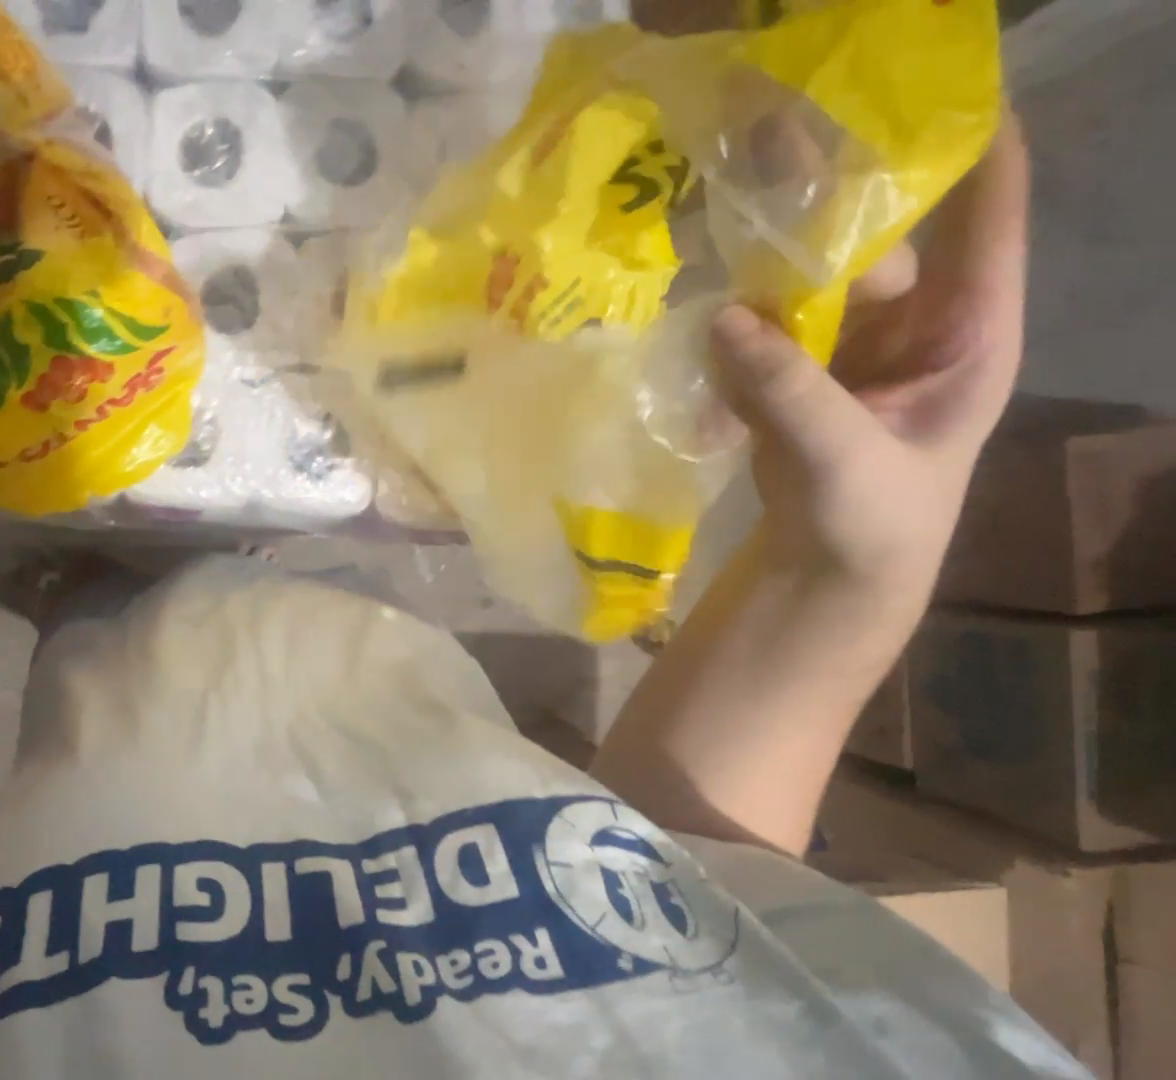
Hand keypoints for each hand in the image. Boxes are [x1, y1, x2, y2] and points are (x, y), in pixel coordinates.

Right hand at [707, 117, 1028, 604]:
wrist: (827, 573)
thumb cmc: (872, 521)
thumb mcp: (843, 455)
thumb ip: (789, 389)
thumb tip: (723, 316)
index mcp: (967, 337)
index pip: (989, 228)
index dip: (980, 156)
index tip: (943, 92)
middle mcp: (912, 328)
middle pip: (880, 244)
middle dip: (836, 196)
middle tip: (780, 132)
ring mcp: (846, 350)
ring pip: (813, 281)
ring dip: (772, 250)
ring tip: (730, 190)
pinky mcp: (792, 373)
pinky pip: (766, 324)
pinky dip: (736, 310)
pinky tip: (705, 280)